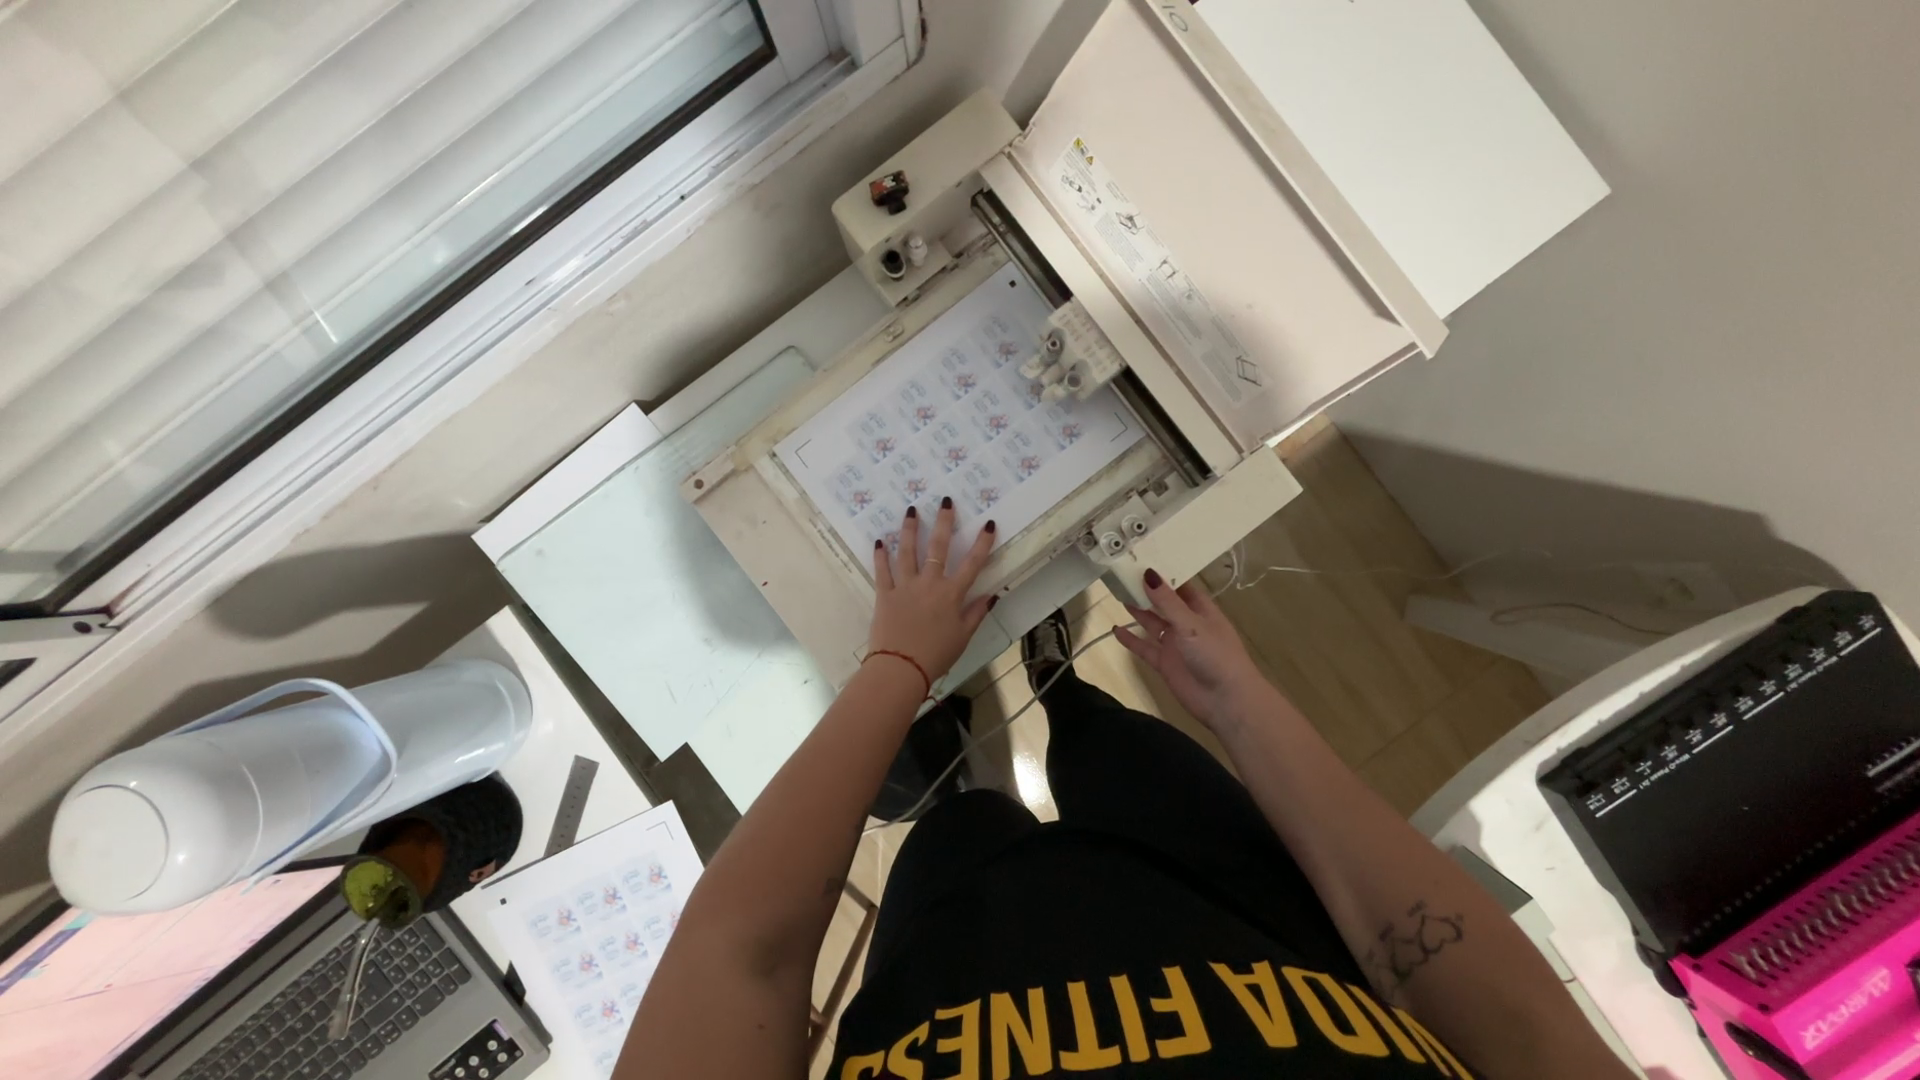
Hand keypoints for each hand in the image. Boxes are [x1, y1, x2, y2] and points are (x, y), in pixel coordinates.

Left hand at [868, 498, 997, 683]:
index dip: (982, 543)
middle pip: (938, 548)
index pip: (972, 564)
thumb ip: (976, 613)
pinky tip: (880, 540)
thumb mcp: (963, 637)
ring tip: (911, 511)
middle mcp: (930, 584)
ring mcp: (905, 586)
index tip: (988, 523)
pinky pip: (882, 570)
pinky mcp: (885, 594)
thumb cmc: (936, 655)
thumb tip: (992, 594)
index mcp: (952, 594)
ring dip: (910, 529)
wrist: (901, 667)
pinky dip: (880, 555)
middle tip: (945, 501)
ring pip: (907, 552)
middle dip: (944, 522)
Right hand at [1115, 569, 1271, 730]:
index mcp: (1201, 610)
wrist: (1225, 700)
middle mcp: (1188, 624)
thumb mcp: (1191, 624)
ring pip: (1153, 623)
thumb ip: (1167, 601)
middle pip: (1164, 603)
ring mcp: (1176, 644)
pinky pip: (1145, 648)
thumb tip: (1147, 573)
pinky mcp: (1165, 663)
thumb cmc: (1215, 655)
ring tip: (1118, 594)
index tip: (1142, 558)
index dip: (1164, 574)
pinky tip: (1116, 629)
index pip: (1181, 585)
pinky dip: (1131, 639)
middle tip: (1122, 574)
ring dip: (1138, 611)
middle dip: (1147, 590)